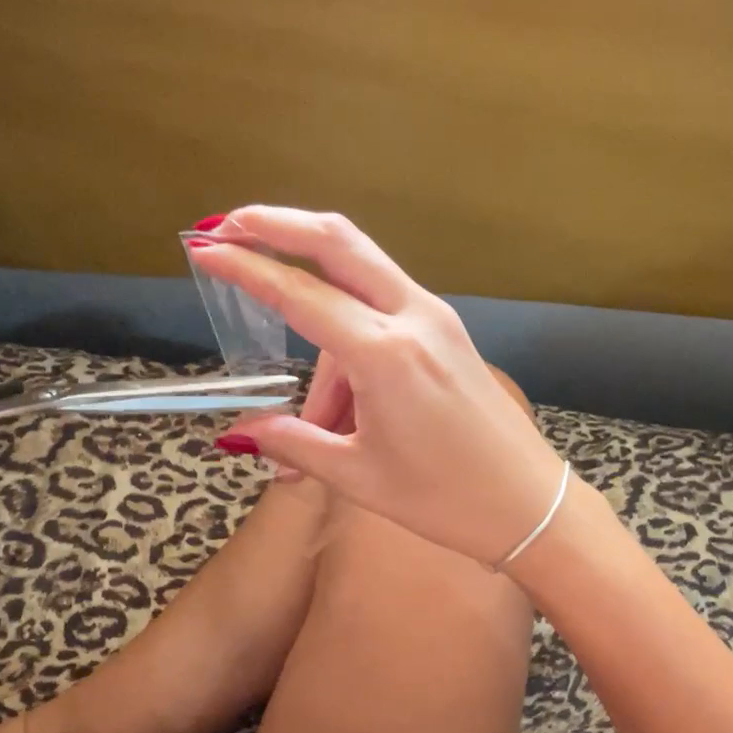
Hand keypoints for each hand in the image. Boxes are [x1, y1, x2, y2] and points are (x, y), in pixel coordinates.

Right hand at [190, 207, 564, 564]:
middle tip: (227, 228)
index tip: (201, 247)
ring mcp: (436, 318)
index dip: (245, 266)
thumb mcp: (358, 475)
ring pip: (359, 286)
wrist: (530, 505)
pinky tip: (345, 402)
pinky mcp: (448, 332)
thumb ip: (293, 442)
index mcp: (386, 354)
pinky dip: (350, 338)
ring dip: (319, 330)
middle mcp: (414, 317)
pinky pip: (384, 311)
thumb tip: (240, 434)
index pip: (300, 293)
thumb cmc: (444, 499)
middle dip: (279, 226)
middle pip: (338, 242)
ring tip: (318, 426)